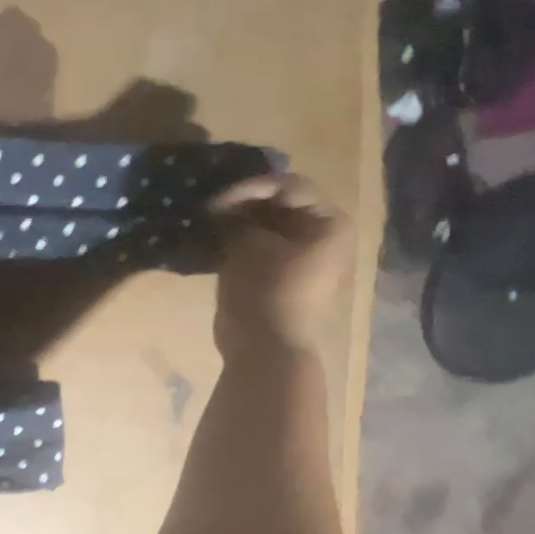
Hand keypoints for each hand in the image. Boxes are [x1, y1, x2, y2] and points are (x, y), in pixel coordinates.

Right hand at [209, 173, 352, 359]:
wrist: (266, 346)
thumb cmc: (266, 291)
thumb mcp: (249, 248)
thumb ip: (236, 222)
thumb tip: (218, 211)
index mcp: (328, 222)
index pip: (289, 187)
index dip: (250, 188)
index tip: (213, 201)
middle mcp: (320, 235)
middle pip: (279, 207)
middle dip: (242, 206)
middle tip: (207, 210)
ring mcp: (299, 258)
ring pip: (266, 229)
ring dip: (236, 226)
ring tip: (206, 226)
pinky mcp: (276, 278)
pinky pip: (257, 251)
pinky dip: (236, 245)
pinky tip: (212, 246)